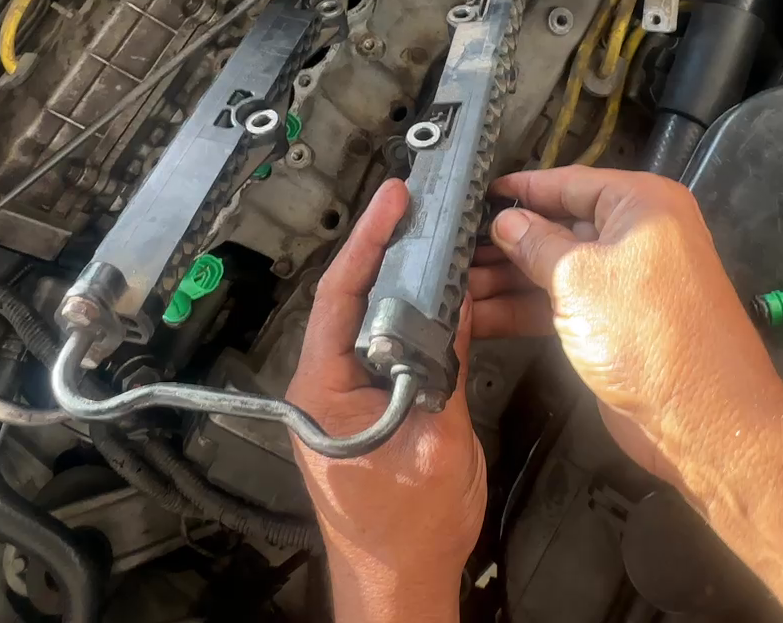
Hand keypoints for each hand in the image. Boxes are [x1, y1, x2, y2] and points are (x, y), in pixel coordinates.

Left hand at [286, 180, 485, 622]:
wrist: (402, 583)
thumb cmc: (409, 527)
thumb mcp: (438, 441)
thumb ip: (446, 368)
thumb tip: (459, 300)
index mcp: (323, 388)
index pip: (340, 295)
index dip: (368, 242)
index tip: (394, 199)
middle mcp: (327, 380)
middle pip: (354, 296)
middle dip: (386, 247)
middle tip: (419, 203)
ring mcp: (348, 389)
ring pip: (375, 316)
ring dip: (405, 277)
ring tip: (437, 234)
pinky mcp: (372, 397)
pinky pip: (393, 340)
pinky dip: (419, 311)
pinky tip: (445, 291)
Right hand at [481, 167, 782, 483]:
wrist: (703, 420)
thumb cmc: (644, 330)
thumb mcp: (579, 277)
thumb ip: (535, 244)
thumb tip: (505, 221)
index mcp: (641, 204)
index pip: (570, 182)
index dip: (522, 189)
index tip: (477, 194)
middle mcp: (637, 233)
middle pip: (561, 225)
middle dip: (509, 240)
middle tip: (455, 246)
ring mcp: (625, 280)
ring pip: (557, 267)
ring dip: (508, 278)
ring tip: (454, 283)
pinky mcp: (614, 321)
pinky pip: (563, 302)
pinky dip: (525, 308)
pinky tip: (478, 315)